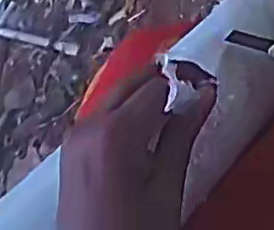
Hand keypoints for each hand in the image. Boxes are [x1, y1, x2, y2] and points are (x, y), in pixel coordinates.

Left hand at [57, 66, 215, 229]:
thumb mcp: (166, 190)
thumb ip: (183, 135)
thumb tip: (203, 95)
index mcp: (114, 132)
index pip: (158, 85)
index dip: (184, 85)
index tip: (203, 91)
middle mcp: (88, 126)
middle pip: (133, 83)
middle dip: (162, 86)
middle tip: (191, 100)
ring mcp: (75, 139)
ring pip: (117, 97)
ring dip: (143, 102)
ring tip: (170, 125)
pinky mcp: (70, 154)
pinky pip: (103, 117)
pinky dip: (125, 118)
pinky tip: (143, 141)